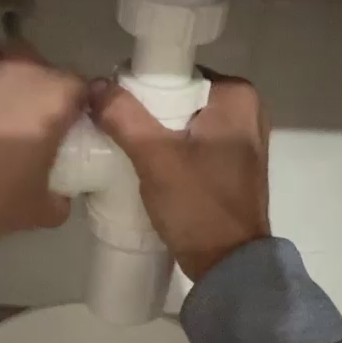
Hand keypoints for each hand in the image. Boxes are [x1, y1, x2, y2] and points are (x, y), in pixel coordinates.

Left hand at [0, 34, 86, 258]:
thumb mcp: (37, 212)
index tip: (60, 127)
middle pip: (34, 60)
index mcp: (51, 98)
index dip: (70, 107)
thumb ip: (61, 196)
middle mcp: (17, 66)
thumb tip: (62, 192)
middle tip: (17, 117)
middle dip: (31, 84)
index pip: (78, 87)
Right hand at [90, 74, 270, 279]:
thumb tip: (94, 86)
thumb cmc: (198, 206)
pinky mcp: (232, 170)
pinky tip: (147, 171)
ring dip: (154, 139)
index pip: (176, 75)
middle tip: (115, 136)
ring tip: (126, 154)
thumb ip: (124, 117)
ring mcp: (242, 144)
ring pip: (182, 127)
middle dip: (146, 117)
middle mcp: (247, 113)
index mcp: (238, 97)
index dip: (140, 90)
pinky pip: (191, 149)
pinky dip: (170, 156)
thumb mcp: (155, 157)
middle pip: (178, 101)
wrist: (228, 267)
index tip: (114, 114)